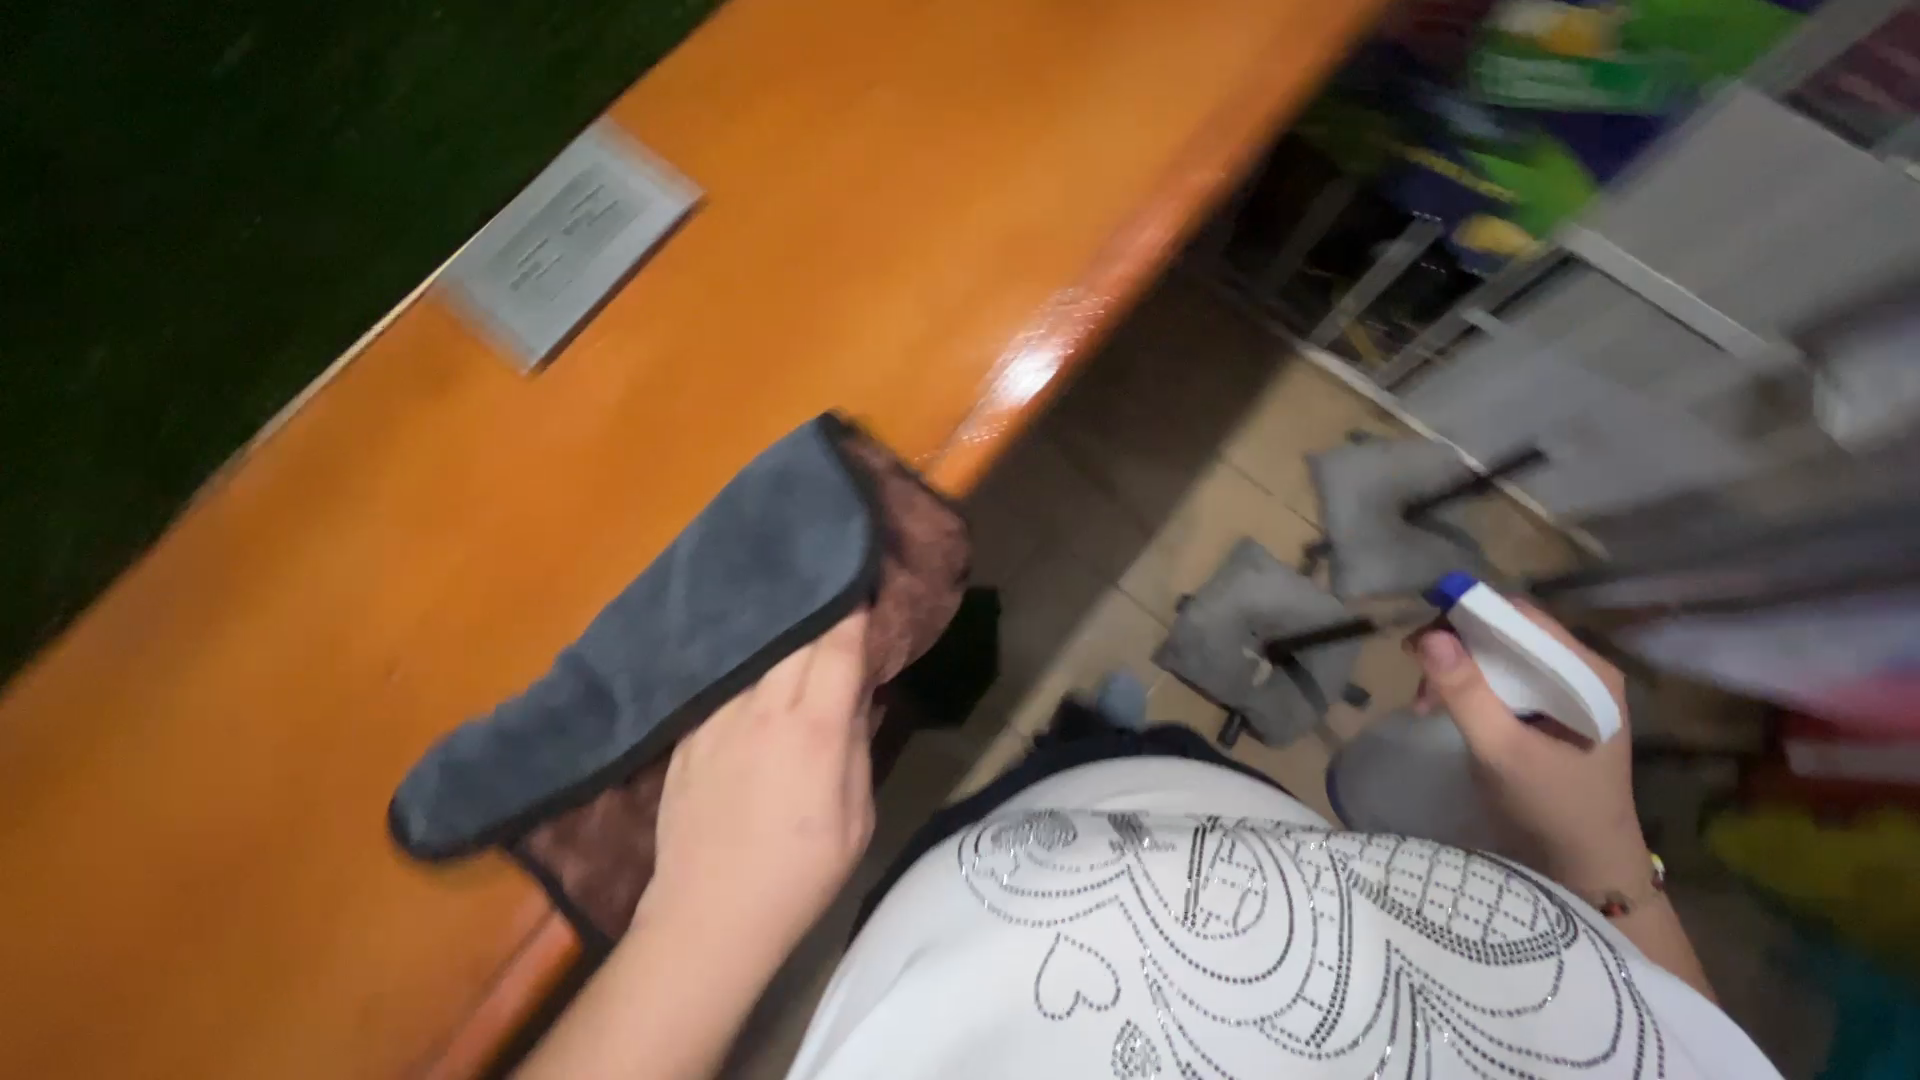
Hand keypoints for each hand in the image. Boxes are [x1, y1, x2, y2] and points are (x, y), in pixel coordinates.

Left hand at [641, 612, 874, 967]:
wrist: (710, 913)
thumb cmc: (800, 872)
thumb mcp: (857, 817)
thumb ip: (857, 745)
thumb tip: (859, 696)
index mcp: (814, 730)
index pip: (838, 649)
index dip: (854, 615)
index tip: (863, 592)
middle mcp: (763, 709)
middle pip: (797, 638)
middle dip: (819, 615)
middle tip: (834, 600)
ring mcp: (718, 718)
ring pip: (756, 655)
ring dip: (781, 637)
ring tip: (794, 623)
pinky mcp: (687, 734)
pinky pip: (724, 684)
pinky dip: (745, 668)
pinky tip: (751, 668)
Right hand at [1412, 604, 1648, 895]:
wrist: (1585, 870)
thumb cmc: (1551, 808)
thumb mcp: (1501, 750)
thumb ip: (1466, 692)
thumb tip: (1427, 636)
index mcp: (1586, 673)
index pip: (1518, 617)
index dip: (1465, 617)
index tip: (1417, 644)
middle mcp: (1579, 671)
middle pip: (1504, 632)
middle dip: (1453, 648)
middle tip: (1417, 681)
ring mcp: (1566, 691)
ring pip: (1496, 654)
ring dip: (1454, 669)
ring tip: (1426, 704)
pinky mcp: (1548, 709)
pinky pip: (1500, 677)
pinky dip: (1466, 686)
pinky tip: (1445, 709)